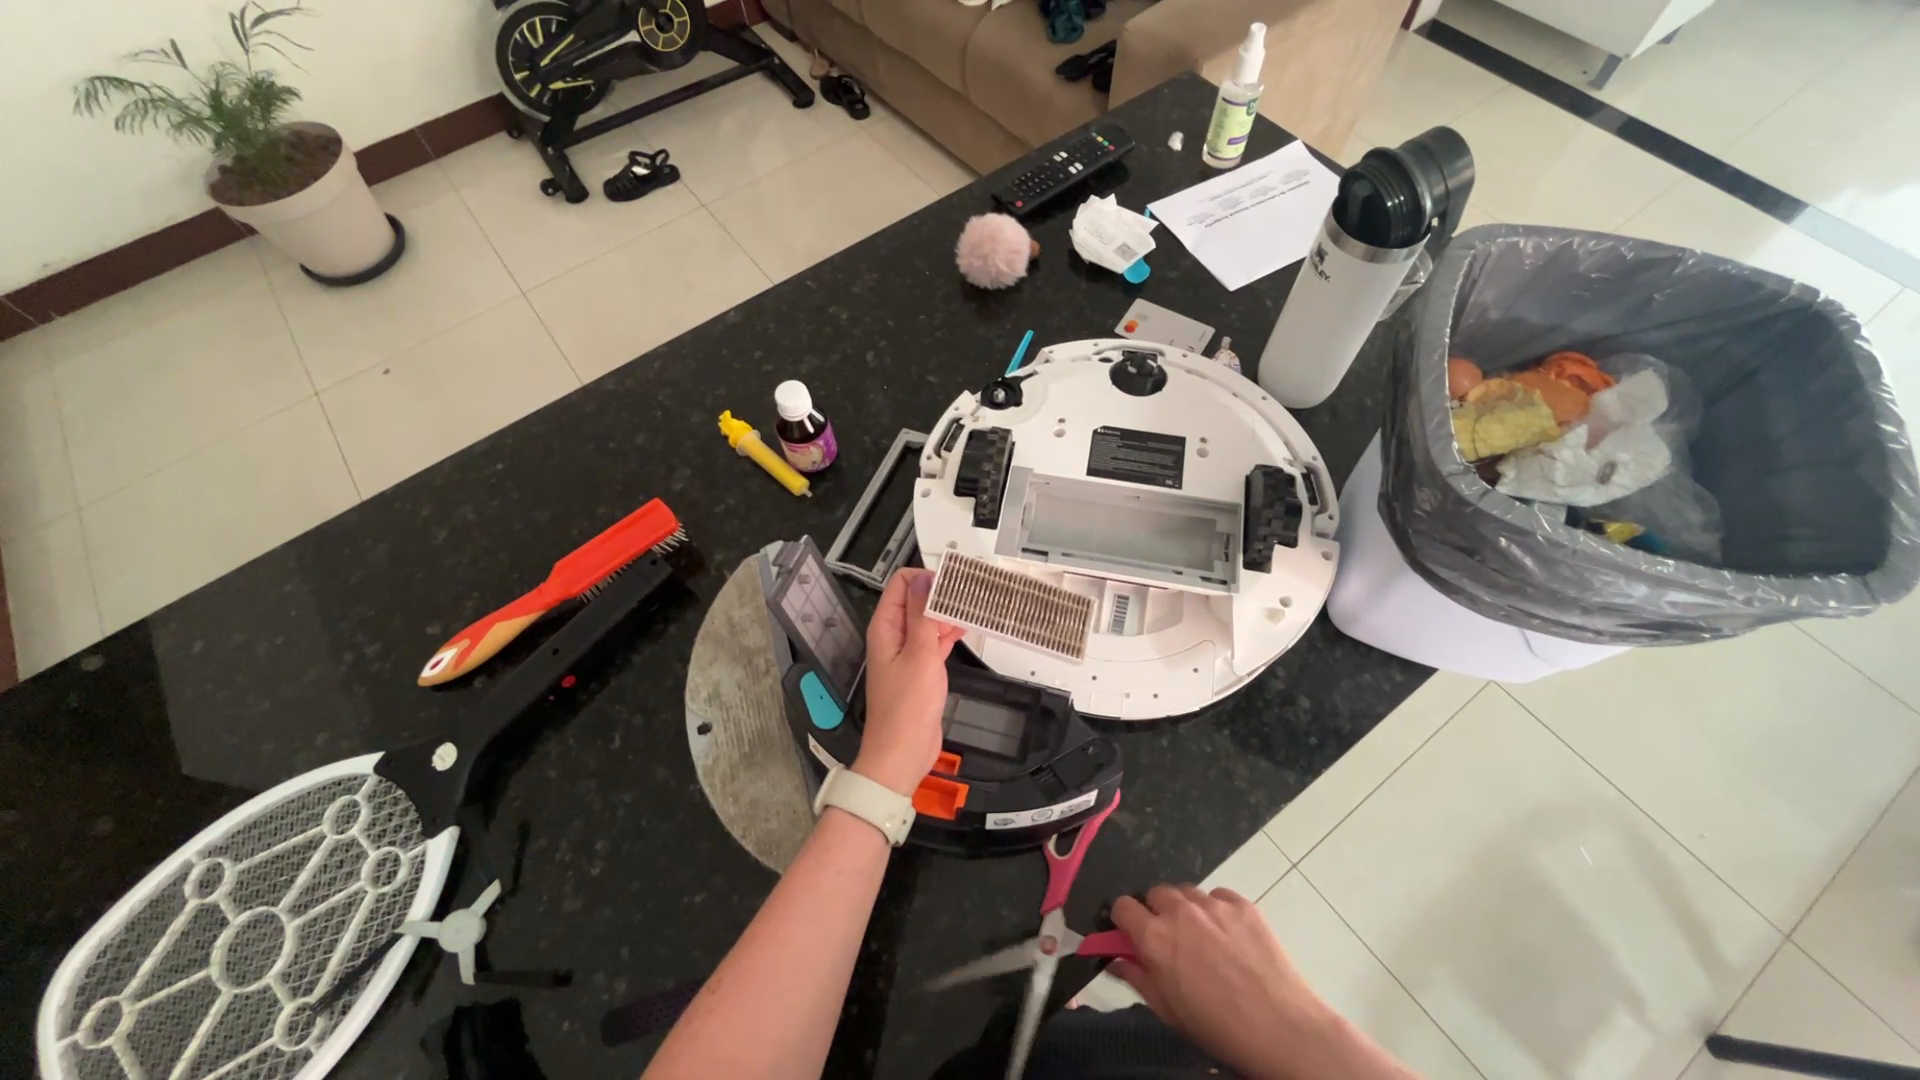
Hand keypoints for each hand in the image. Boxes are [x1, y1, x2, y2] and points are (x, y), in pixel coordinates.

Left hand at [855, 569, 966, 796]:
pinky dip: (949, 632)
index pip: (902, 584)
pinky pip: (935, 640)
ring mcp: (907, 652)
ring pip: (928, 620)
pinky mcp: (921, 668)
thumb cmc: (905, 711)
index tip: (954, 582)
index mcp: (885, 628)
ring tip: (974, 605)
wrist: (902, 754)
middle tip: (971, 592)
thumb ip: (923, 616)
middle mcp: (893, 636)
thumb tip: (925, 580)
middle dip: (941, 592)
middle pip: (917, 599)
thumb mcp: (919, 656)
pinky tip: (967, 628)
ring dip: (948, 612)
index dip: (928, 578)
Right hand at [1109, 885, 1333, 1079]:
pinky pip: (1219, 896)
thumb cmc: (1218, 1028)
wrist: (1282, 1028)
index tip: (1133, 936)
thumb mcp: (1168, 1011)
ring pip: (1187, 892)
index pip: (1123, 906)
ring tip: (1203, 939)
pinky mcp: (1243, 904)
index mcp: (1154, 937)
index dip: (1125, 921)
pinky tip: (1229, 937)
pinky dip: (1217, 910)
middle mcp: (1180, 911)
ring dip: (1186, 909)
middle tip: (1171, 940)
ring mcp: (1213, 904)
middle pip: (1155, 893)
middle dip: (1157, 912)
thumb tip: (1117, 960)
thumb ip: (1138, 978)